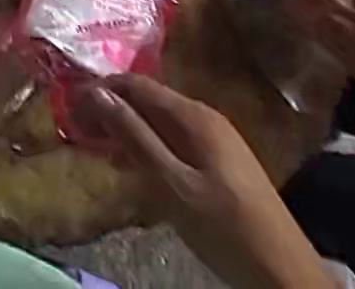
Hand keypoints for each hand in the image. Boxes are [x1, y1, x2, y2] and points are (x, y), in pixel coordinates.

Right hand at [76, 76, 328, 288]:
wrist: (285, 273)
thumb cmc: (225, 226)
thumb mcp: (172, 183)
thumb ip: (135, 136)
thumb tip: (96, 92)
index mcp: (194, 115)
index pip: (138, 84)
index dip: (103, 89)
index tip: (70, 102)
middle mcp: (204, 116)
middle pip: (149, 99)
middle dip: (113, 108)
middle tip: (78, 126)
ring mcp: (215, 138)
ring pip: (160, 120)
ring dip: (128, 127)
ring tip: (97, 144)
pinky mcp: (220, 161)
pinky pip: (174, 139)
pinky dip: (148, 144)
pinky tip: (133, 164)